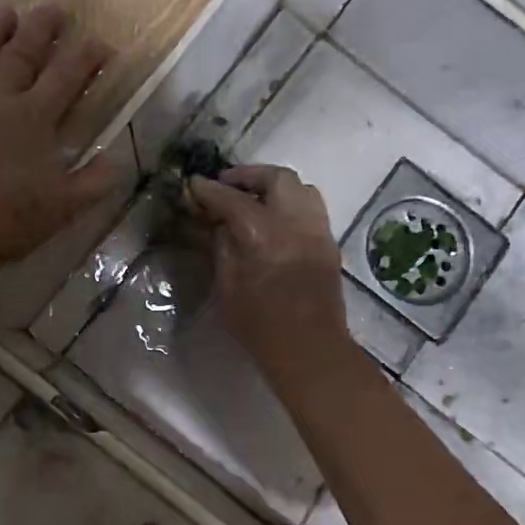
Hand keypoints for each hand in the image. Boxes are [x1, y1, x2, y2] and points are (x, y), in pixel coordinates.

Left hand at [0, 5, 121, 276]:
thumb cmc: (9, 220)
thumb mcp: (65, 207)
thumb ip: (96, 181)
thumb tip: (119, 161)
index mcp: (35, 118)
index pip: (67, 75)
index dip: (87, 56)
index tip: (101, 44)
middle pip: (23, 53)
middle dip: (42, 28)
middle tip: (53, 8)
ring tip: (4, 11)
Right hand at [189, 165, 350, 374]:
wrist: (310, 349)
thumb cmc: (259, 325)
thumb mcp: (227, 287)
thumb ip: (222, 247)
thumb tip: (219, 223)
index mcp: (261, 233)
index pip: (231, 198)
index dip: (208, 190)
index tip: (194, 185)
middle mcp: (294, 221)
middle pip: (276, 178)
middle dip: (249, 175)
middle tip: (227, 185)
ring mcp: (317, 229)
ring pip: (300, 188)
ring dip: (274, 186)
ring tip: (254, 198)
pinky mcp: (329, 243)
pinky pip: (311, 208)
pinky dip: (290, 204)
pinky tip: (275, 221)